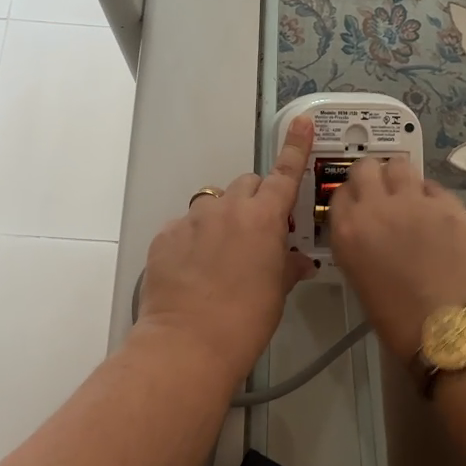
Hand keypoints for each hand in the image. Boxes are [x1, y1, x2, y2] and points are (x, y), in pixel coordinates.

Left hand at [137, 117, 317, 380]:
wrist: (188, 343)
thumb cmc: (245, 319)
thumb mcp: (277, 292)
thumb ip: (287, 266)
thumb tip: (297, 261)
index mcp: (263, 218)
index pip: (284, 174)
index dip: (295, 148)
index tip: (301, 123)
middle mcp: (227, 208)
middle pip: (246, 185)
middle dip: (254, 200)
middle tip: (257, 232)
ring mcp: (192, 219)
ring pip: (213, 203)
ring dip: (222, 218)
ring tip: (220, 254)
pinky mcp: (165, 234)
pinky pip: (185, 225)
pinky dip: (193, 238)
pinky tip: (193, 269)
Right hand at [329, 158, 465, 361]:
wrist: (455, 331)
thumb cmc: (402, 323)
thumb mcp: (362, 281)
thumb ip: (359, 247)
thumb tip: (370, 235)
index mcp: (348, 233)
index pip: (339, 193)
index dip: (351, 198)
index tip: (360, 206)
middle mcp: (376, 208)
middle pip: (365, 168)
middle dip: (372, 177)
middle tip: (383, 195)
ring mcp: (414, 202)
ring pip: (399, 165)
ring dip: (400, 177)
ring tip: (410, 197)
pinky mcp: (448, 203)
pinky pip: (432, 186)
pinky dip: (430, 196)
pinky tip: (437, 216)